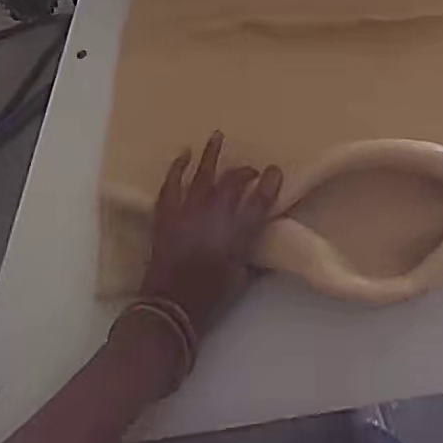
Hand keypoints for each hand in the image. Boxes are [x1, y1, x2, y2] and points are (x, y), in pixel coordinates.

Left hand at [138, 132, 282, 332]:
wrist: (170, 307)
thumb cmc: (211, 296)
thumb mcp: (242, 276)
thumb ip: (250, 251)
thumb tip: (256, 239)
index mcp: (239, 231)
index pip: (261, 197)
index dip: (270, 181)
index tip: (275, 171)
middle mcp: (216, 213)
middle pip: (233, 181)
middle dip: (245, 171)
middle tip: (251, 171)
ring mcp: (189, 210)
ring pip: (203, 172)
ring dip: (211, 153)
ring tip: (217, 135)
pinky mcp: (167, 213)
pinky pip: (172, 183)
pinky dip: (177, 167)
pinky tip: (184, 154)